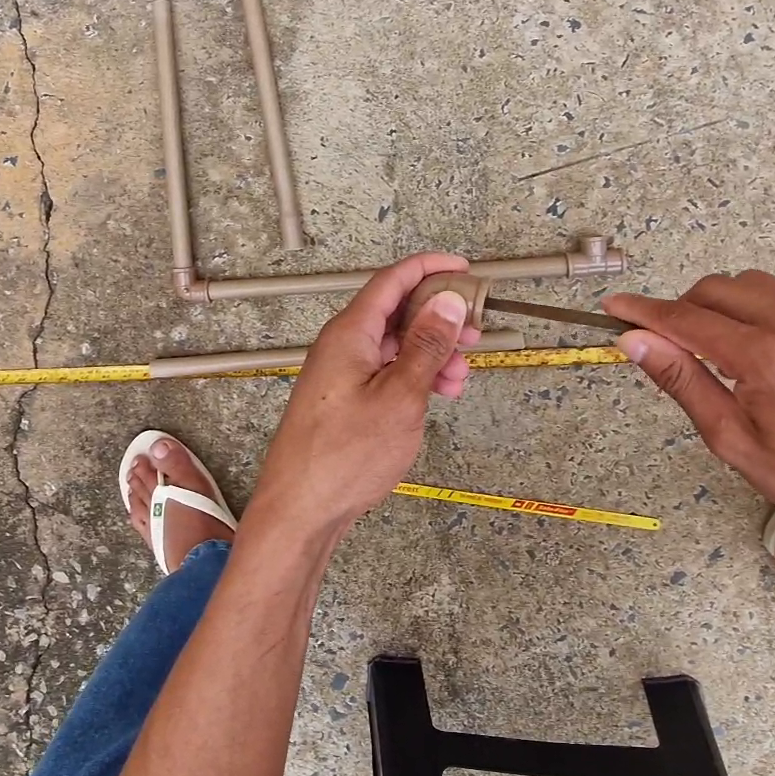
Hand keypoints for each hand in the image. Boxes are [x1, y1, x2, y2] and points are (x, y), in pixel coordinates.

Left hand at [248, 253, 480, 540]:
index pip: (392, 280)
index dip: (429, 268)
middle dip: (438, 318)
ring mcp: (341, 371)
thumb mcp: (400, 396)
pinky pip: (385, 370)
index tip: (463, 268)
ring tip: (459, 378)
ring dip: (431, 352)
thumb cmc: (344, 456)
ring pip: (394, 344)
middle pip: (395, 311)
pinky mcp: (344, 397)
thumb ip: (426, 346)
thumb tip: (448, 301)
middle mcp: (342, 345)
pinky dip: (414, 376)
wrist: (301, 508)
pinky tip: (436, 394)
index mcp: (350, 332)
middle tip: (474, 333)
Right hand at [603, 270, 774, 559]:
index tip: (614, 306)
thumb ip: (682, 381)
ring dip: (732, 307)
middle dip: (688, 306)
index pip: (686, 318)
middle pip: (723, 287)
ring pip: (765, 287)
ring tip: (729, 352)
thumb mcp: (735, 441)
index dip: (643, 311)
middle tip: (674, 342)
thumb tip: (634, 341)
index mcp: (769, 356)